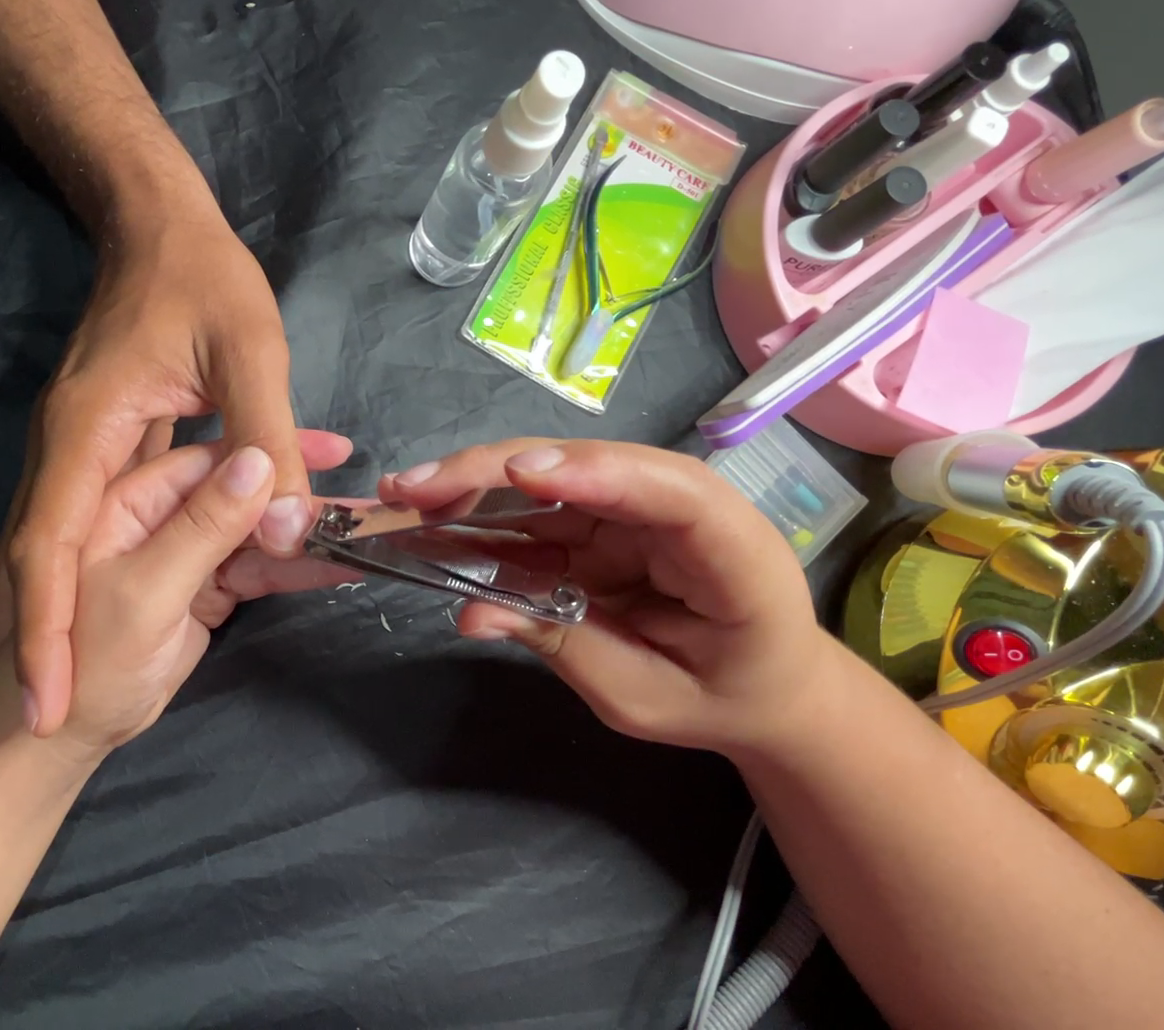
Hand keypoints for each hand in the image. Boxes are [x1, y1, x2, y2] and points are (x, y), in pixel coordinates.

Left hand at [0, 442, 349, 762]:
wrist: (70, 736)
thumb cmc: (93, 661)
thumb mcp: (148, 590)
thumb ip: (203, 527)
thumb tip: (258, 462)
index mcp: (130, 499)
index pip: (210, 461)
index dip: (272, 454)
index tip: (332, 451)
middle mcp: (161, 515)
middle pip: (241, 493)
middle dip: (302, 493)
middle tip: (366, 490)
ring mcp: (186, 552)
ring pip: (256, 532)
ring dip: (307, 533)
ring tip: (372, 528)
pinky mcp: (205, 588)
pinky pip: (257, 569)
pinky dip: (295, 569)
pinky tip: (341, 562)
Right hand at [9, 215, 313, 735]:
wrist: (158, 225)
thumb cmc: (202, 279)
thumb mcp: (248, 353)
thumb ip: (266, 440)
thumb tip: (285, 527)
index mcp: (84, 433)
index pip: (42, 546)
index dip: (39, 629)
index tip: (40, 702)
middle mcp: (64, 449)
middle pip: (41, 559)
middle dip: (44, 637)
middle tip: (53, 710)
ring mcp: (77, 447)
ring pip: (70, 542)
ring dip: (76, 604)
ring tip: (82, 674)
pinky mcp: (100, 444)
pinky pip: (106, 514)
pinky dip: (127, 558)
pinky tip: (160, 583)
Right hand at [379, 439, 845, 756]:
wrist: (759, 686)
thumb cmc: (722, 695)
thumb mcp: (644, 695)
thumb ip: (568, 646)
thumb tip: (471, 611)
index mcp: (732, 552)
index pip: (673, 495)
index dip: (598, 474)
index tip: (521, 476)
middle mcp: (678, 510)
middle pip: (588, 467)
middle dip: (497, 472)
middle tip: (414, 488)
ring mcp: (632, 511)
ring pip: (548, 479)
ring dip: (473, 485)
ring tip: (404, 498)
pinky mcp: (596, 521)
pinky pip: (533, 510)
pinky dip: (481, 515)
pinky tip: (431, 520)